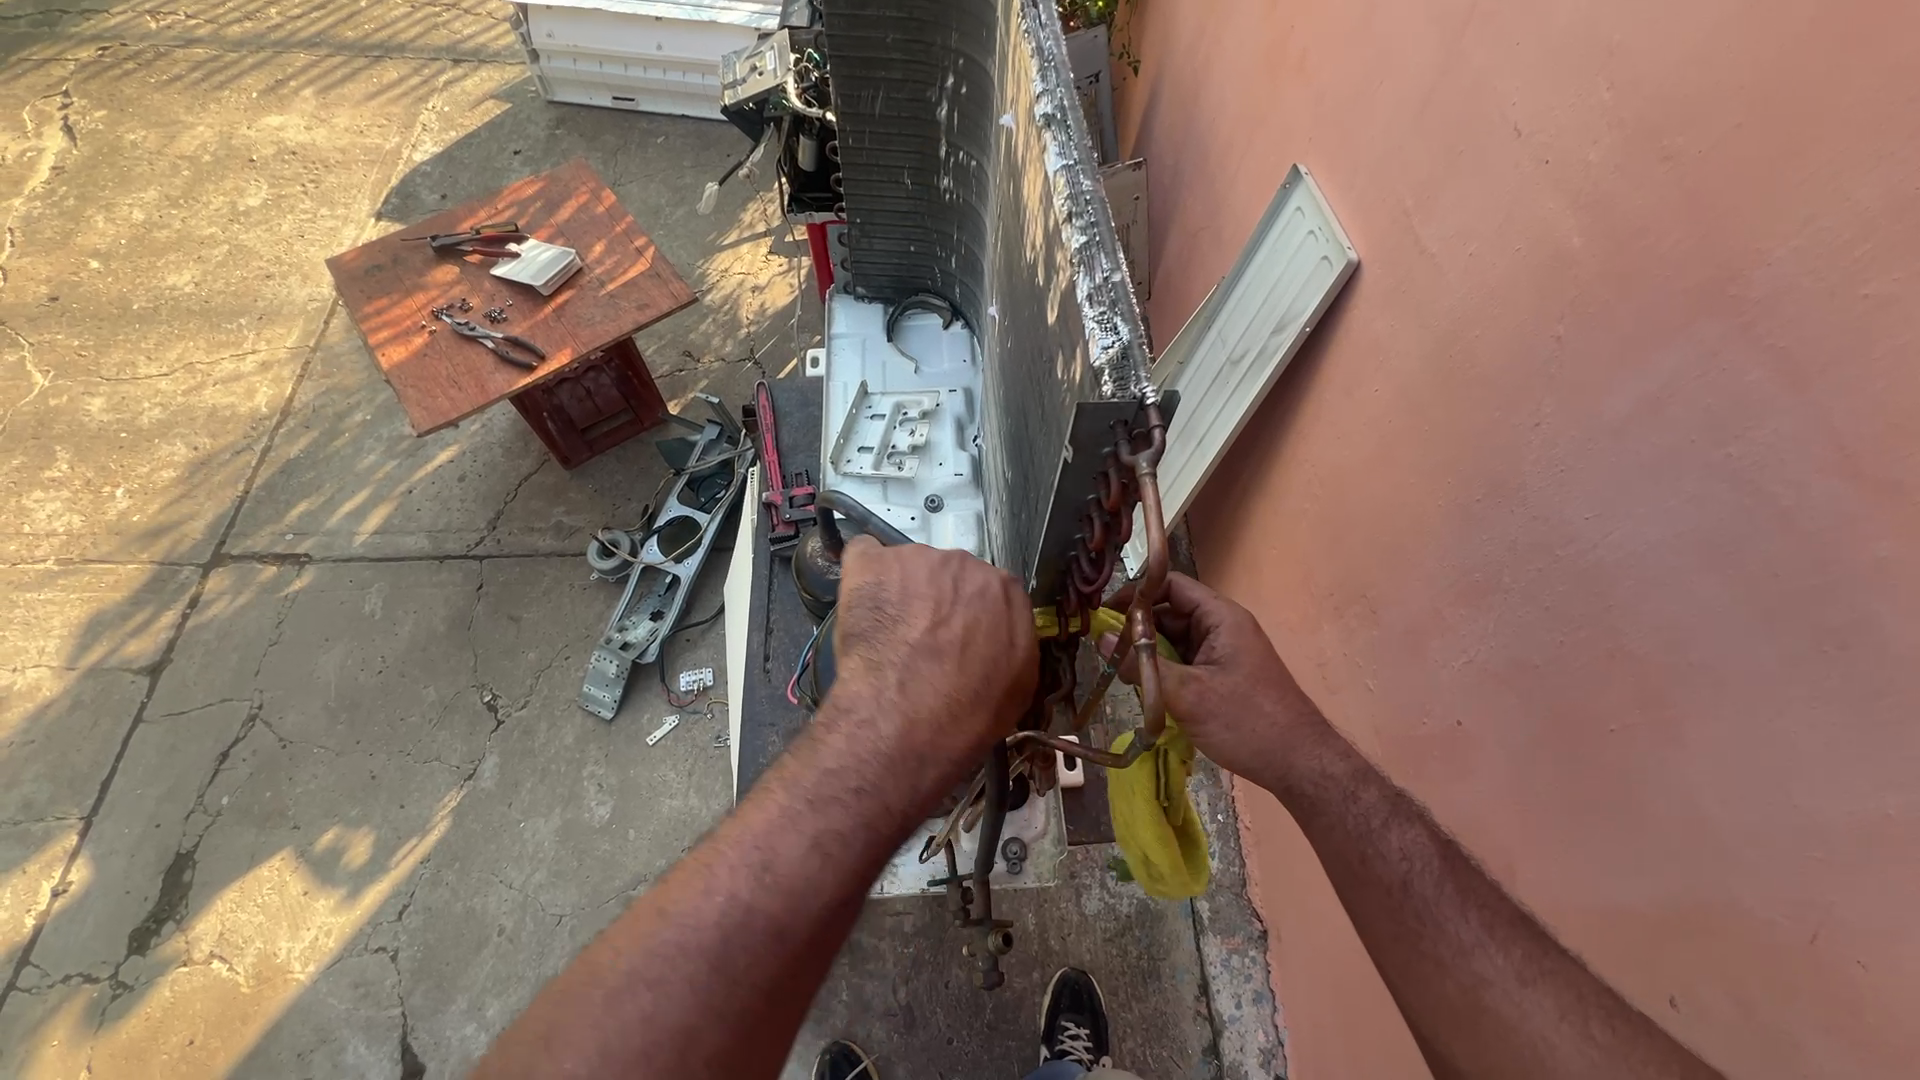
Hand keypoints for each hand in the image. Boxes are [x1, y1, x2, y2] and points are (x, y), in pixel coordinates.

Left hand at [829, 537, 1036, 768]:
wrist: (906, 719)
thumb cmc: (966, 714)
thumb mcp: (1017, 689)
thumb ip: (1011, 645)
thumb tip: (996, 640)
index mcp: (1006, 590)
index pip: (988, 590)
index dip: (967, 613)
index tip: (954, 636)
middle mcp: (965, 564)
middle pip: (948, 574)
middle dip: (934, 600)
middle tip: (918, 639)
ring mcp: (917, 558)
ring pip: (907, 567)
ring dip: (899, 592)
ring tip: (886, 634)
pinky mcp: (873, 563)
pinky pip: (864, 556)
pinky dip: (862, 577)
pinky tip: (858, 606)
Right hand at [1102, 571, 1329, 787]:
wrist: (1298, 765)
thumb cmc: (1246, 722)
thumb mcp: (1187, 694)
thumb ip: (1141, 665)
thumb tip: (1100, 640)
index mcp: (1220, 617)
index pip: (1171, 585)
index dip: (1136, 593)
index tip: (1104, 612)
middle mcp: (1221, 628)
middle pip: (1169, 613)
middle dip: (1137, 628)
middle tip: (1103, 647)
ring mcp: (1222, 653)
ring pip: (1174, 640)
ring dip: (1148, 653)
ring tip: (1116, 669)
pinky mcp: (1221, 677)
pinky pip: (1184, 662)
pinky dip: (1162, 671)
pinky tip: (1143, 687)